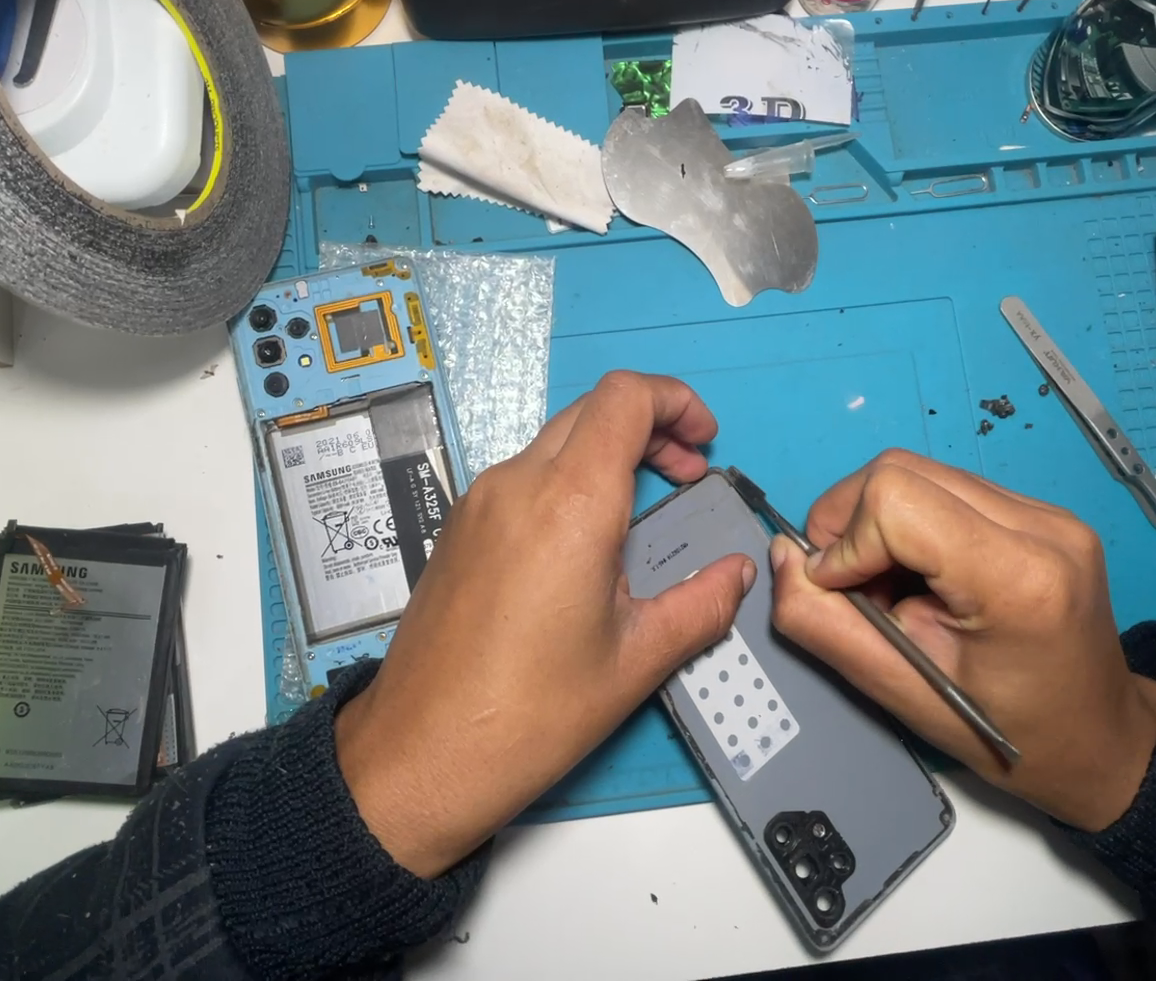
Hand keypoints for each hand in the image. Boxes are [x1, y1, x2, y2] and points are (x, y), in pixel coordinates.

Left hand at [334, 372, 754, 876]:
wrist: (415, 757)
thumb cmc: (533, 714)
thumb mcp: (635, 662)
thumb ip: (702, 604)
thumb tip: (740, 573)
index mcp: (570, 503)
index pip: (625, 398)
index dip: (676, 400)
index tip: (704, 445)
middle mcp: (516, 482)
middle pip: (592, 409)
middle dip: (651, 426)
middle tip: (685, 477)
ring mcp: (477, 501)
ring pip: (555, 441)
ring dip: (608, 454)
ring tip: (639, 516)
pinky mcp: (458, 526)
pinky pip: (524, 477)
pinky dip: (569, 481)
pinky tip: (582, 543)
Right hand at [768, 451, 1155, 830]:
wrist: (1098, 741)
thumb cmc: (1002, 731)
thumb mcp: (897, 692)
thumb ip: (821, 623)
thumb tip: (781, 556)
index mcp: (1015, 577)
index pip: (894, 499)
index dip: (844, 541)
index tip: (842, 593)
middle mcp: (1038, 524)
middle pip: (897, 470)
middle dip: (848, 521)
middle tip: (854, 585)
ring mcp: (1043, 510)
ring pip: (914, 471)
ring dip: (873, 520)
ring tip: (889, 583)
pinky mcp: (1036, 508)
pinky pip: (940, 486)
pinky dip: (904, 520)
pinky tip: (919, 571)